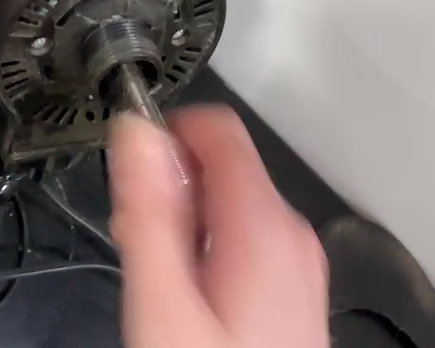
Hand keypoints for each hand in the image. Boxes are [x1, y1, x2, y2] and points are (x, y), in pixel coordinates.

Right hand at [109, 108, 329, 347]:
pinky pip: (248, 238)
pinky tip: (191, 300)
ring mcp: (299, 262)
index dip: (169, 133)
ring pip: (233, 202)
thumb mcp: (164, 306)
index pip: (218, 127)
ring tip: (161, 280)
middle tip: (140, 240)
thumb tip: (136, 134)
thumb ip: (148, 212)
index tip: (135, 169)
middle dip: (174, 188)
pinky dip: (212, 246)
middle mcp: (291, 233)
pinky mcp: (294, 289)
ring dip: (189, 221)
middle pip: (224, 165)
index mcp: (264, 223)